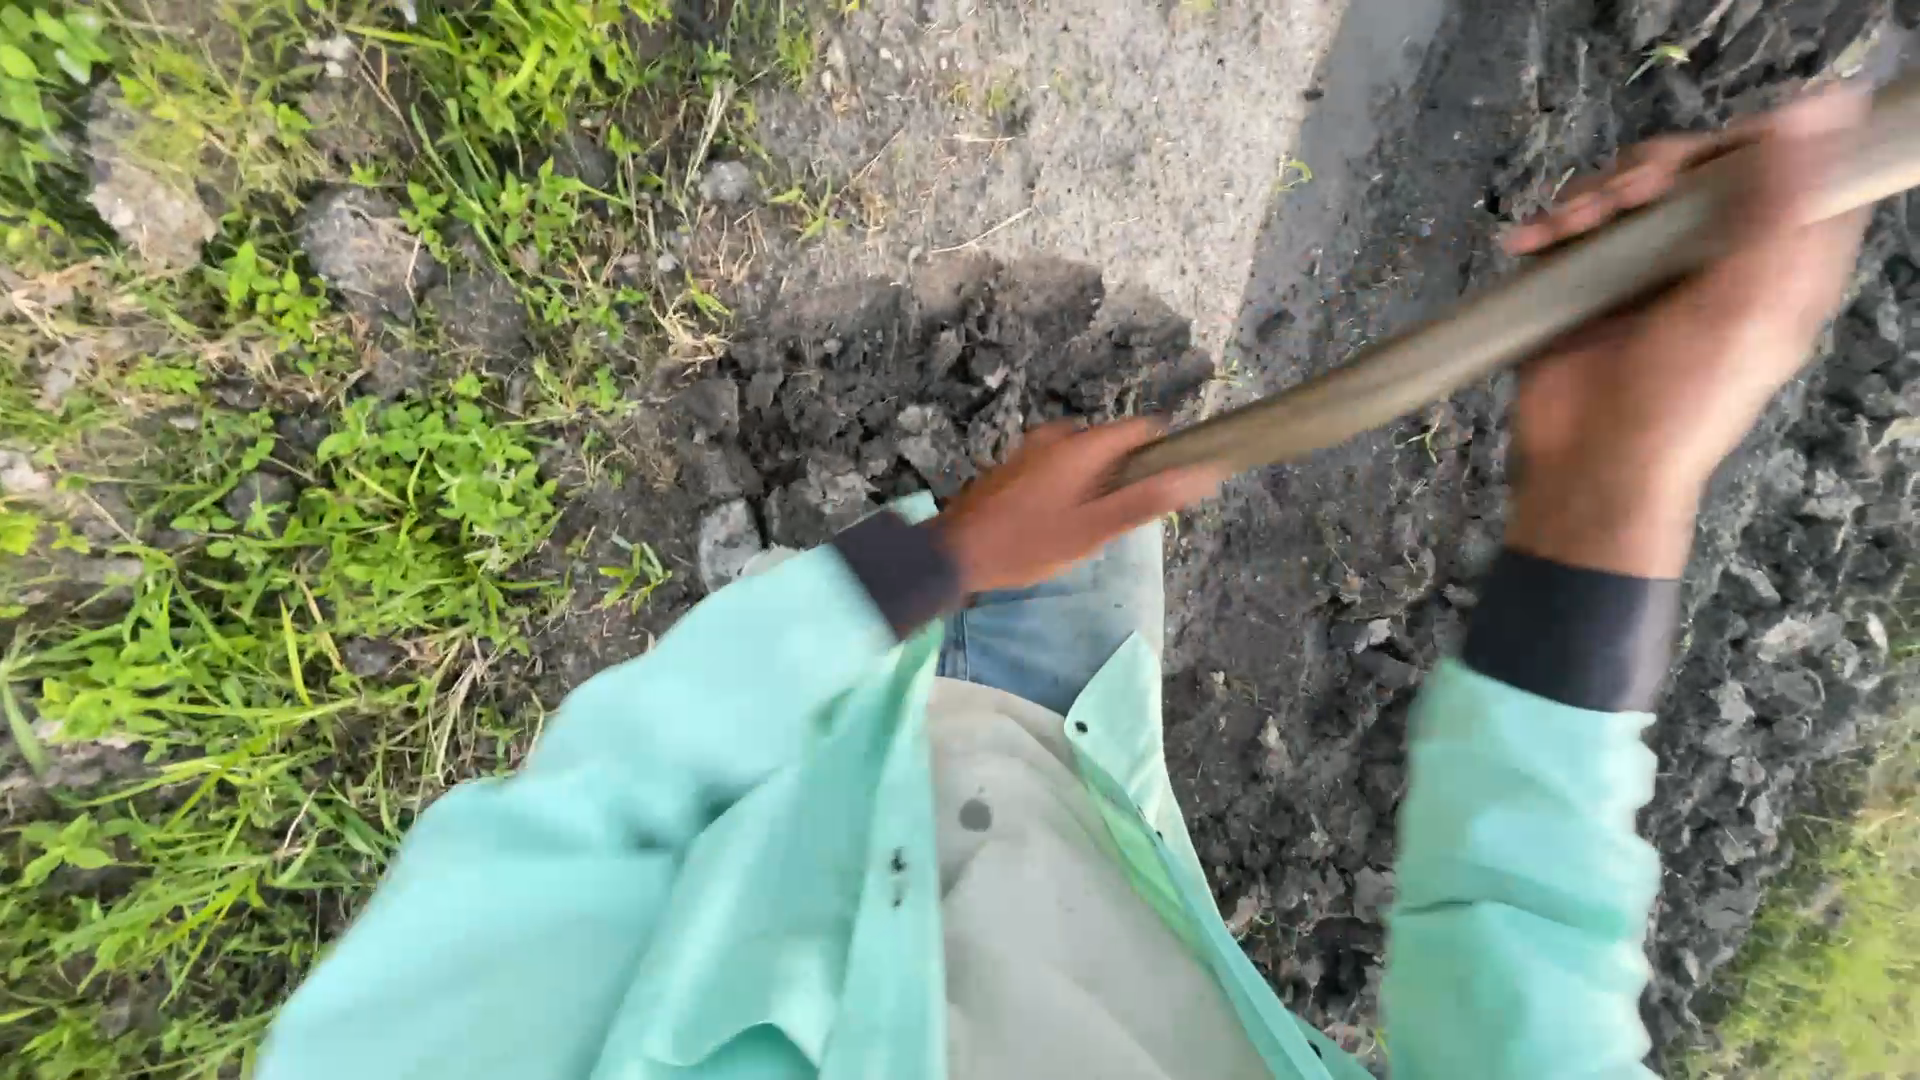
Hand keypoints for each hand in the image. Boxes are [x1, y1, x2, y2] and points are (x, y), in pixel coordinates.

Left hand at [926, 418, 1225, 593]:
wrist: (955, 553)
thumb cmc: (1027, 544)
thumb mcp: (1091, 530)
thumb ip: (1144, 501)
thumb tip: (1200, 475)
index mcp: (1081, 445)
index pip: (1141, 428)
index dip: (1164, 449)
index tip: (1171, 479)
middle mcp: (1056, 436)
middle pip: (1112, 443)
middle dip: (1127, 471)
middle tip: (1123, 516)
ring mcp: (1031, 449)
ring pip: (1084, 455)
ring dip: (1098, 481)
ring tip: (1092, 523)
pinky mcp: (1014, 465)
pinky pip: (1059, 465)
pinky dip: (1072, 483)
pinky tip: (1060, 519)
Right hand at [1501, 90, 1869, 577]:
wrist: (1589, 462)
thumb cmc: (1679, 398)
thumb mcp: (1749, 307)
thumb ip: (1782, 210)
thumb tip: (1820, 104)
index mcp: (1770, 255)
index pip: (1776, 165)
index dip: (1744, 146)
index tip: (1701, 165)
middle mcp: (1703, 254)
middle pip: (1688, 172)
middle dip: (1650, 172)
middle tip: (1624, 199)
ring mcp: (1632, 272)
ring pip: (1619, 196)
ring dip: (1589, 199)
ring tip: (1562, 229)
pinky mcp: (1572, 290)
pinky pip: (1562, 237)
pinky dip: (1543, 230)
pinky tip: (1527, 242)